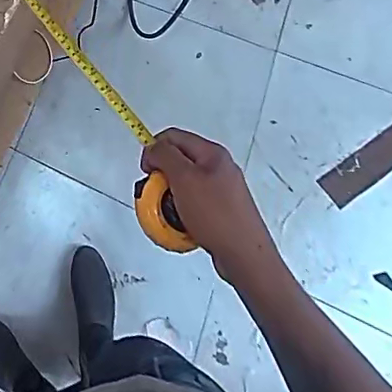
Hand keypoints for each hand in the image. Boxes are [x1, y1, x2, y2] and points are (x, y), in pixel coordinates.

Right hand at [141, 128, 284, 285]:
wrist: (243, 254)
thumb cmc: (219, 217)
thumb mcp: (184, 179)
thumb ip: (165, 156)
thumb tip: (154, 146)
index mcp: (211, 153)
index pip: (173, 137)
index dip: (154, 150)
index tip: (148, 171)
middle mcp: (217, 168)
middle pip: (177, 162)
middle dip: (161, 179)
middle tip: (158, 195)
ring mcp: (220, 190)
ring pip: (182, 186)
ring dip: (169, 199)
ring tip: (170, 216)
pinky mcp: (218, 210)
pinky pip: (191, 205)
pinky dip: (181, 214)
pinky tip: (182, 227)